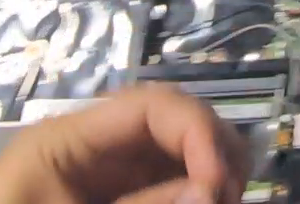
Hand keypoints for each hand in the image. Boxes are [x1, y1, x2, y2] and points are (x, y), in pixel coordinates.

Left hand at [0, 84, 248, 203]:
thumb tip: (212, 189)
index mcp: (66, 137)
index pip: (152, 105)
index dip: (198, 129)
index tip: (220, 177)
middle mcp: (93, 145)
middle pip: (173, 122)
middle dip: (212, 148)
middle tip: (233, 190)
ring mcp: (105, 173)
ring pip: (179, 150)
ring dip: (211, 166)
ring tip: (228, 195)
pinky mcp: (115, 196)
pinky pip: (167, 179)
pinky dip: (195, 187)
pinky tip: (212, 197)